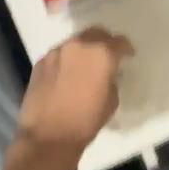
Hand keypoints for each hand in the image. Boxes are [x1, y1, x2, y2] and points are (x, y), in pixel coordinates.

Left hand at [15, 28, 132, 153]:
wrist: (48, 136)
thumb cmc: (86, 121)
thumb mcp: (111, 100)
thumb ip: (111, 80)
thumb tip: (105, 75)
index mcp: (101, 54)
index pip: (119, 42)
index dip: (126, 49)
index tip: (128, 56)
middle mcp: (78, 46)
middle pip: (96, 33)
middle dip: (104, 42)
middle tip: (108, 55)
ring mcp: (56, 52)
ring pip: (75, 42)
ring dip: (84, 50)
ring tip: (86, 66)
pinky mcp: (40, 62)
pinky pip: (59, 54)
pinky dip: (67, 60)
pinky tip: (68, 75)